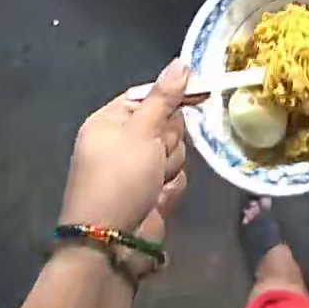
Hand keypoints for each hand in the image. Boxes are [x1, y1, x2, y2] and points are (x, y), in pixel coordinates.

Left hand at [59, 59, 190, 234]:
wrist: (111, 246)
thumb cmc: (120, 178)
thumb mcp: (142, 131)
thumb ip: (165, 96)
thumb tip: (181, 61)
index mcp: (110, 121)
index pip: (148, 95)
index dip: (172, 95)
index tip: (198, 92)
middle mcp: (122, 142)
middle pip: (166, 122)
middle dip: (168, 140)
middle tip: (157, 153)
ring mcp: (137, 169)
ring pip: (174, 151)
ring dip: (169, 166)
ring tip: (154, 182)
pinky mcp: (150, 192)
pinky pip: (174, 177)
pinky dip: (169, 188)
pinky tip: (157, 200)